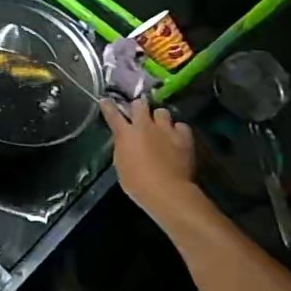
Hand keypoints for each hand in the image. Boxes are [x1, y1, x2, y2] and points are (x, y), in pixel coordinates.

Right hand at [101, 98, 202, 223]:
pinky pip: (180, 125)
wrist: (166, 190)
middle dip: (139, 107)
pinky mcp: (184, 136)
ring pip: (162, 112)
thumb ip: (123, 146)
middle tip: (140, 114)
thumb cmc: (136, 182)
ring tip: (160, 126)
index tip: (106, 100)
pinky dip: (177, 130)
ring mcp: (166, 129)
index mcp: (125, 134)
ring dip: (159, 117)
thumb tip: (126, 140)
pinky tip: (176, 137)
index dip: (109, 106)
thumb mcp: (121, 163)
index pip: (113, 114)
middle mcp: (145, 126)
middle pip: (140, 104)